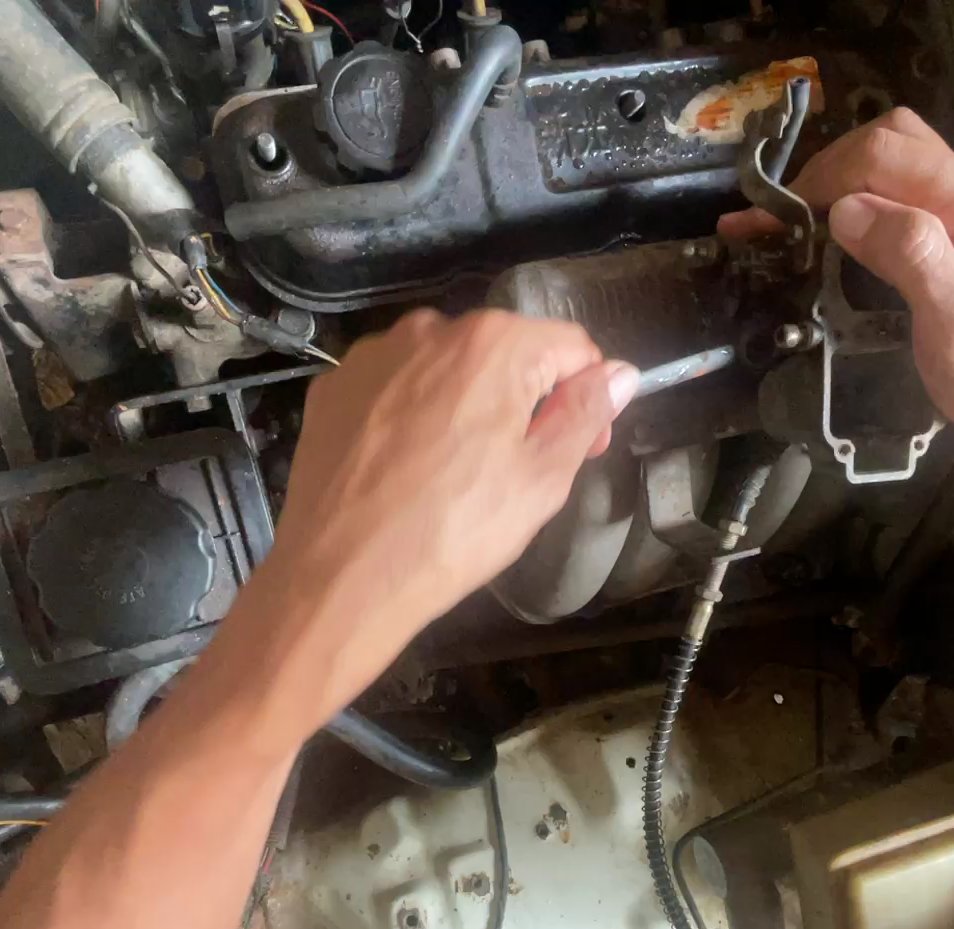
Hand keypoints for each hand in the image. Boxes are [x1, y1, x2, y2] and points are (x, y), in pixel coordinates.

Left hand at [263, 308, 638, 661]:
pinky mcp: (333, 387)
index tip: (586, 446)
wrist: (341, 575)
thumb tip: (619, 373)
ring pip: (448, 368)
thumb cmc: (455, 531)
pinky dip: (416, 414)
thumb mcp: (541, 479)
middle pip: (507, 353)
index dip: (590, 395)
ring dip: (470, 405)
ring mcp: (374, 355)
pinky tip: (409, 465)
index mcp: (494, 343)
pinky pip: (397, 388)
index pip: (571, 346)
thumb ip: (585, 413)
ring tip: (459, 471)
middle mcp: (430, 328)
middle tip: (523, 467)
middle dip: (529, 400)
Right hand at [720, 108, 953, 442]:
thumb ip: (909, 255)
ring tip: (788, 219)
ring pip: (892, 159)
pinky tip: (824, 225)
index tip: (776, 220)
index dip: (824, 179)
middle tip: (775, 220)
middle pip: (891, 142)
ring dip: (835, 179)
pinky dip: (851, 198)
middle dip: (824, 171)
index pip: (888, 155)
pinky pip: (896, 191)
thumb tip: (845, 208)